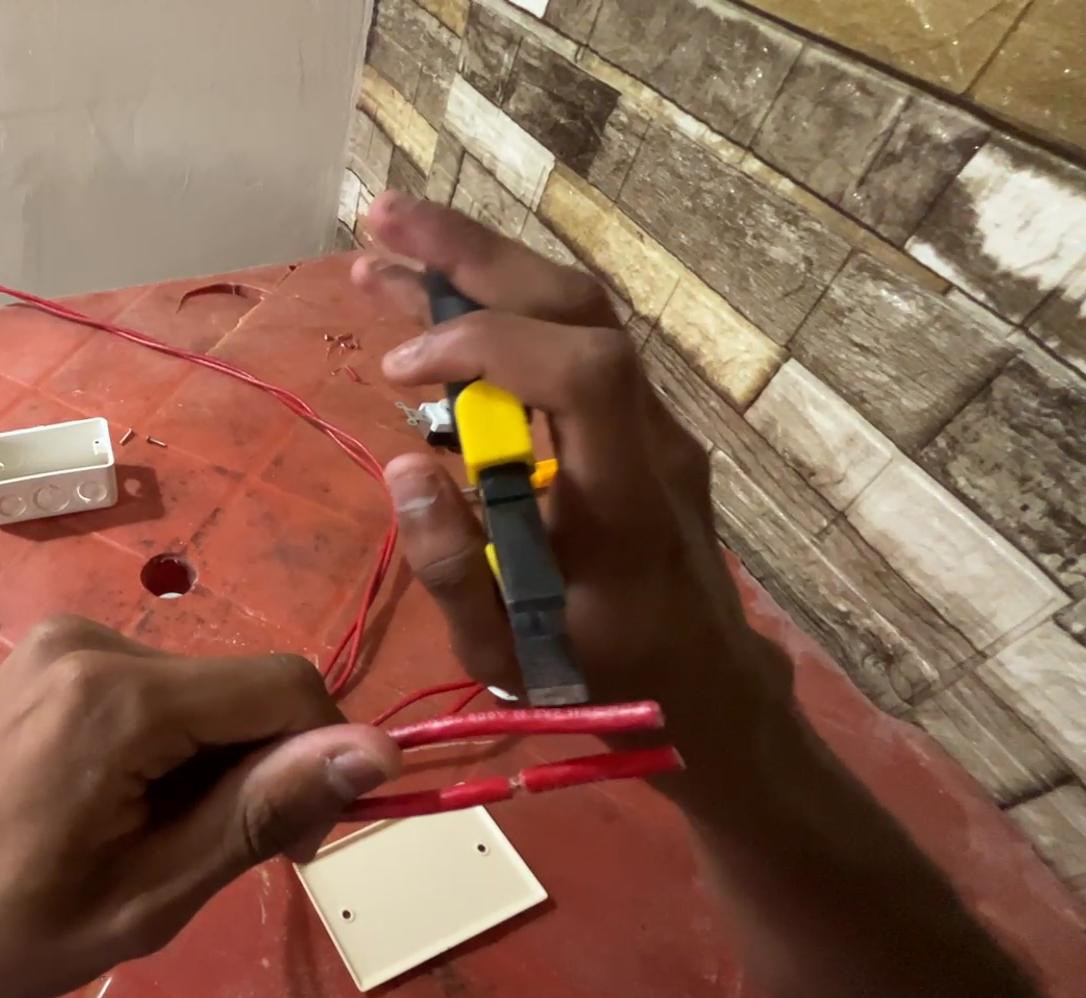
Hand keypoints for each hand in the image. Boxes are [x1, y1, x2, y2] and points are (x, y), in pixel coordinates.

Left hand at [0, 616, 400, 997]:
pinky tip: (111, 793)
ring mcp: (63, 638)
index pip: (286, 685)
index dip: (320, 755)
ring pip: (197, 688)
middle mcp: (93, 640)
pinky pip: (150, 683)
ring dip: (203, 757)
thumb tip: (377, 747)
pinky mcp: (49, 652)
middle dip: (251, 766)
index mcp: (120, 698)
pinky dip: (163, 737)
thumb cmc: (12, 929)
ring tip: (141, 830)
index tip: (294, 839)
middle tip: (196, 852)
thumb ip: (263, 809)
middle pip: (238, 688)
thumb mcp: (152, 894)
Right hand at [355, 191, 797, 812]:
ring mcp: (646, 425)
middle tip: (379, 220)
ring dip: (478, 269)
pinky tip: (434, 313)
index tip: (398, 369)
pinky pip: (567, 347)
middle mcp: (648, 438)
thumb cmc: (596, 680)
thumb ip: (451, 566)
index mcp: (624, 499)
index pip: (581, 368)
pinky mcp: (629, 428)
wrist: (706, 690)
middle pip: (579, 305)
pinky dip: (495, 315)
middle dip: (474, 253)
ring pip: (575, 312)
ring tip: (386, 249)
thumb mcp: (503, 652)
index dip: (484, 343)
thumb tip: (401, 463)